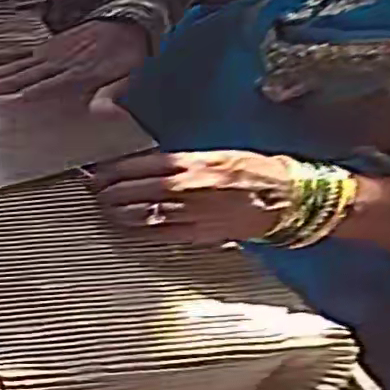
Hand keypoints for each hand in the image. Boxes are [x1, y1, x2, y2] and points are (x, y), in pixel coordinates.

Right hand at [0, 20, 149, 100]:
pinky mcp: (44, 47)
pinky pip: (17, 53)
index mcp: (83, 72)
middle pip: (31, 74)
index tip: (19, 98)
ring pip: (20, 64)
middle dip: (9, 82)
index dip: (38, 90)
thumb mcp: (135, 74)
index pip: (55, 84)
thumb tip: (100, 110)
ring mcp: (51, 52)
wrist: (133, 21)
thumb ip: (115, 92)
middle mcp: (63, 61)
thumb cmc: (132, 54)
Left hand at [88, 151, 297, 243]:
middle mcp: (186, 188)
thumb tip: (139, 165)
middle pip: (128, 191)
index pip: (136, 166)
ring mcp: (188, 212)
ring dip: (113, 212)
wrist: (295, 199)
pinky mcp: (193, 233)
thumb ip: (178, 161)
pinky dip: (131, 230)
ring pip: (134, 214)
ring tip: (105, 208)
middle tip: (94, 191)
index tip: (96, 173)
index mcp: (193, 164)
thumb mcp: (217, 155)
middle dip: (105, 192)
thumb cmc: (256, 172)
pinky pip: (151, 234)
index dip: (110, 171)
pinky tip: (122, 226)